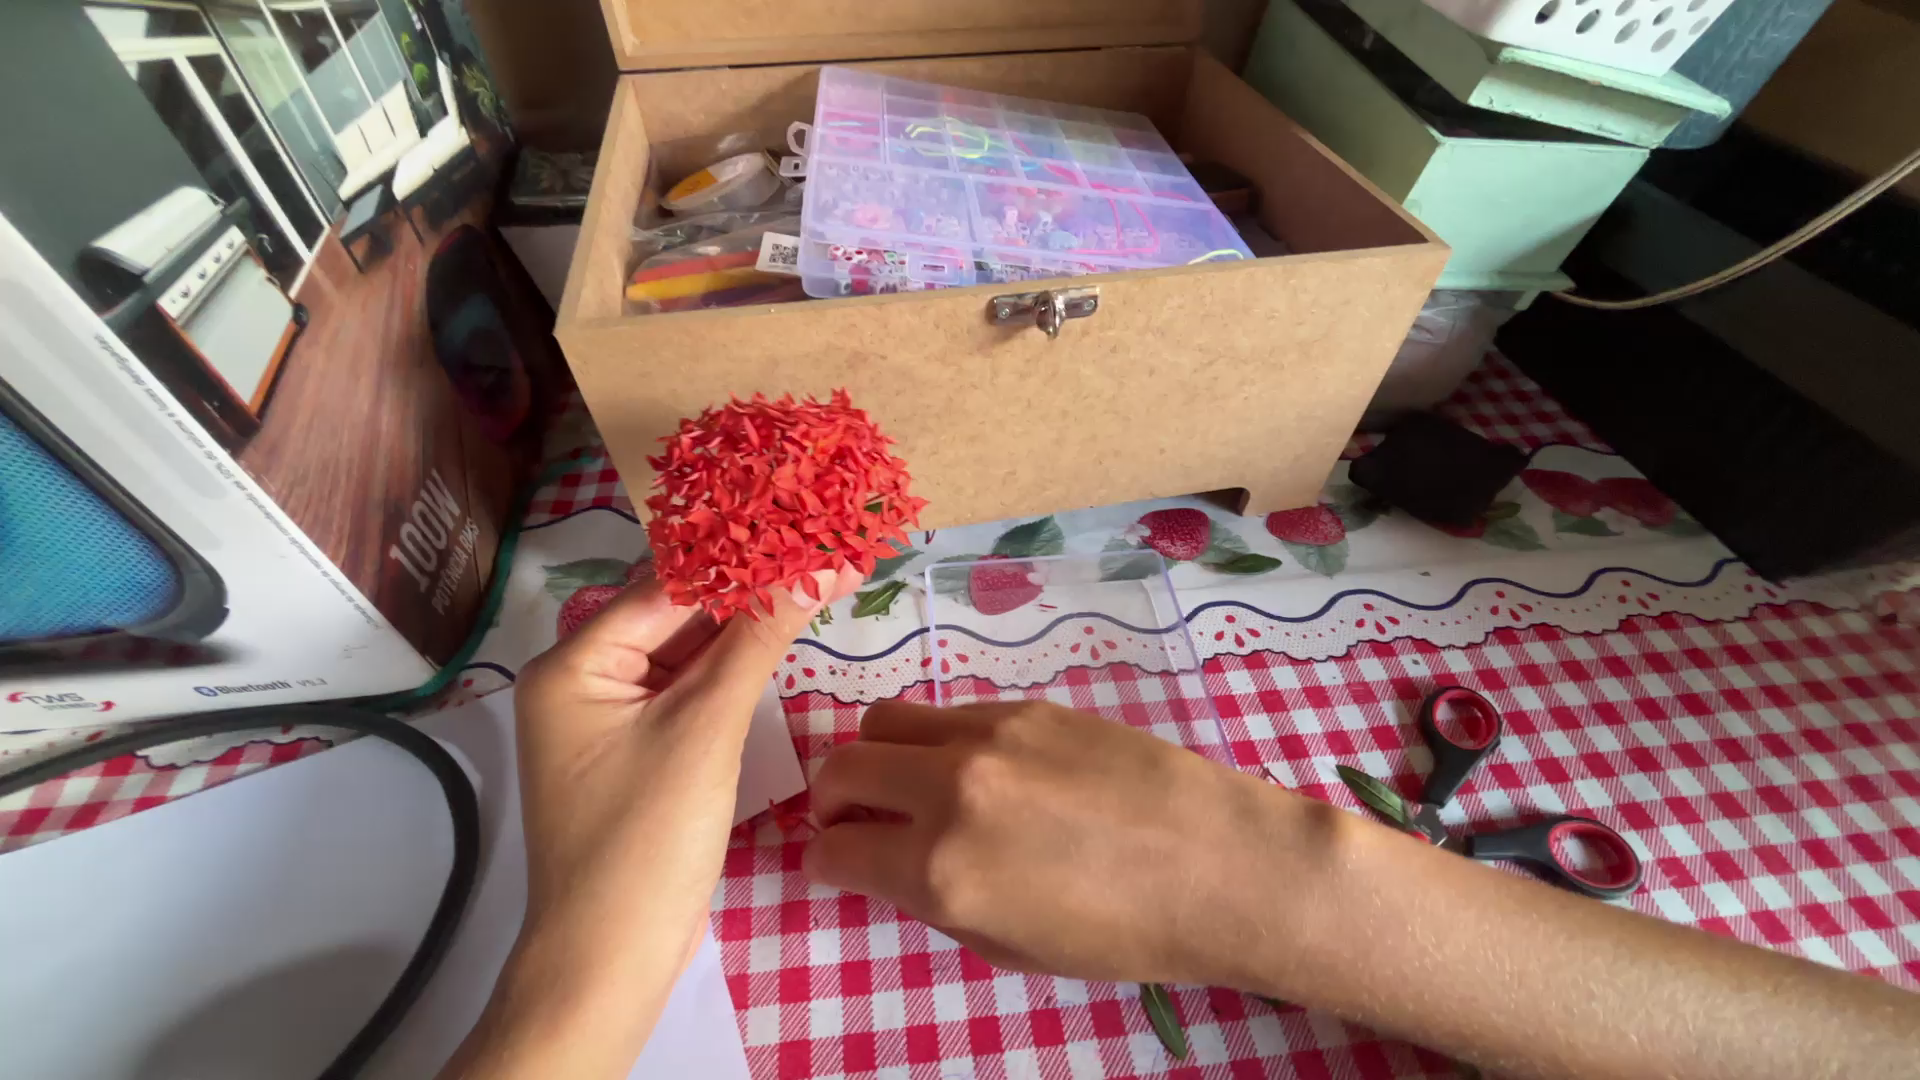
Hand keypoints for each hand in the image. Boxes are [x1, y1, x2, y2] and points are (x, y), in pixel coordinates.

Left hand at [443, 565, 858, 1078]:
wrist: (615, 959)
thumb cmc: (648, 835)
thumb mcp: (708, 725)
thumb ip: (760, 639)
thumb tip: (819, 566)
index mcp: (573, 663)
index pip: (667, 587)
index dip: (739, 558)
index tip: (801, 528)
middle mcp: (584, 680)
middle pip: (677, 616)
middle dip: (748, 591)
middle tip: (818, 554)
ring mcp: (614, 716)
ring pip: (688, 653)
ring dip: (747, 628)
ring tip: (813, 584)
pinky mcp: (643, 747)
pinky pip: (691, 690)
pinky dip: (734, 670)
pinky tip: (780, 640)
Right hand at [800, 699, 1341, 987]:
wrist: (1216, 862)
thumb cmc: (1120, 932)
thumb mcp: (1007, 944)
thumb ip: (930, 897)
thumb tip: (886, 859)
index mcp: (940, 870)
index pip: (834, 850)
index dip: (822, 858)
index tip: (832, 858)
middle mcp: (948, 789)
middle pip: (842, 767)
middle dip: (829, 798)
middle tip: (850, 816)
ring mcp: (986, 734)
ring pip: (885, 719)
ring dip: (875, 753)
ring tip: (903, 780)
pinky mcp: (1024, 703)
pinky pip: (948, 713)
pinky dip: (935, 739)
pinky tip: (975, 766)